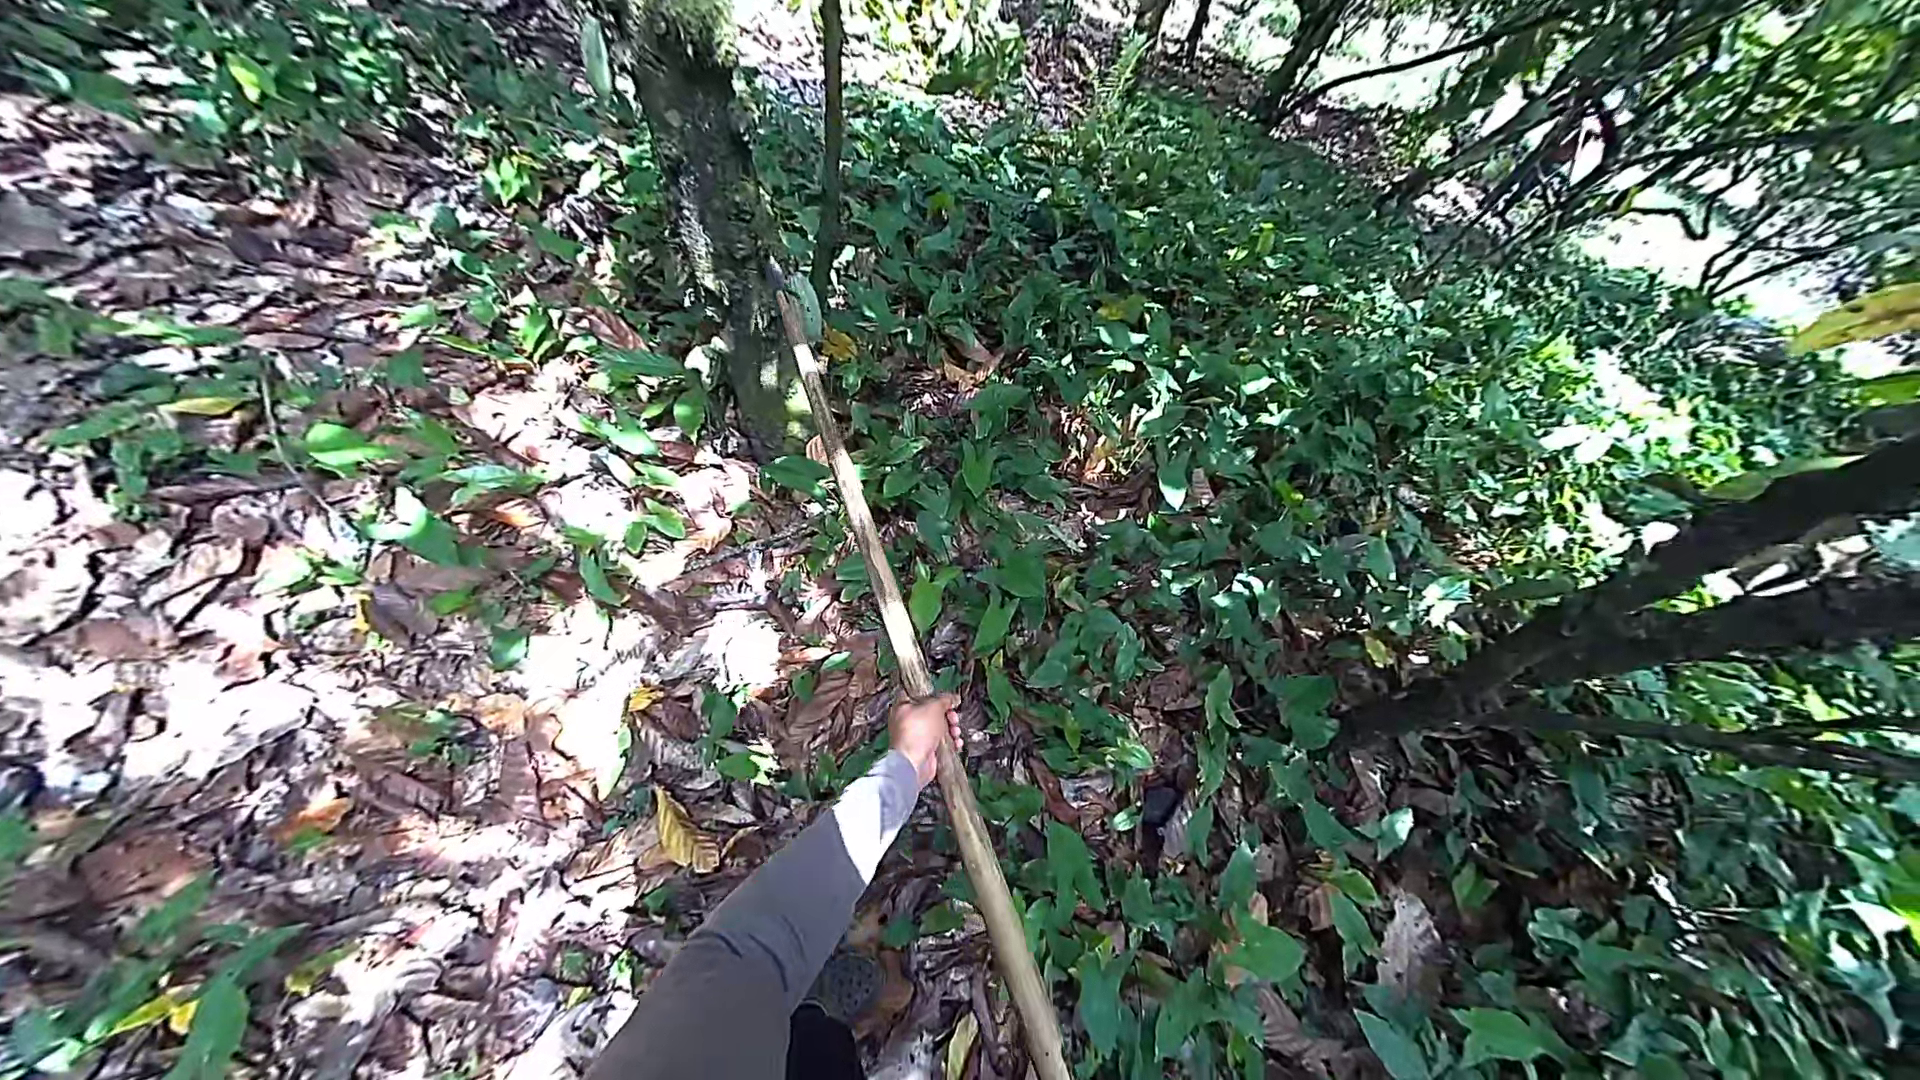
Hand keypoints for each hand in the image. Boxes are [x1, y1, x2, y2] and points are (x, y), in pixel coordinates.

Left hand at [888, 692, 962, 788]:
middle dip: (948, 716)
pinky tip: (956, 742)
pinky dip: (950, 743)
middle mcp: (907, 723)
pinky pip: (940, 744)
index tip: (948, 701)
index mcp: (903, 707)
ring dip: (951, 729)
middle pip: (933, 714)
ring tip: (955, 731)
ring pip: (938, 729)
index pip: (923, 697)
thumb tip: (951, 698)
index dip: (937, 698)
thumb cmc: (916, 733)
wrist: (915, 762)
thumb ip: (944, 700)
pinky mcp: (924, 751)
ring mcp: (916, 738)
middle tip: (953, 717)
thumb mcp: (934, 707)